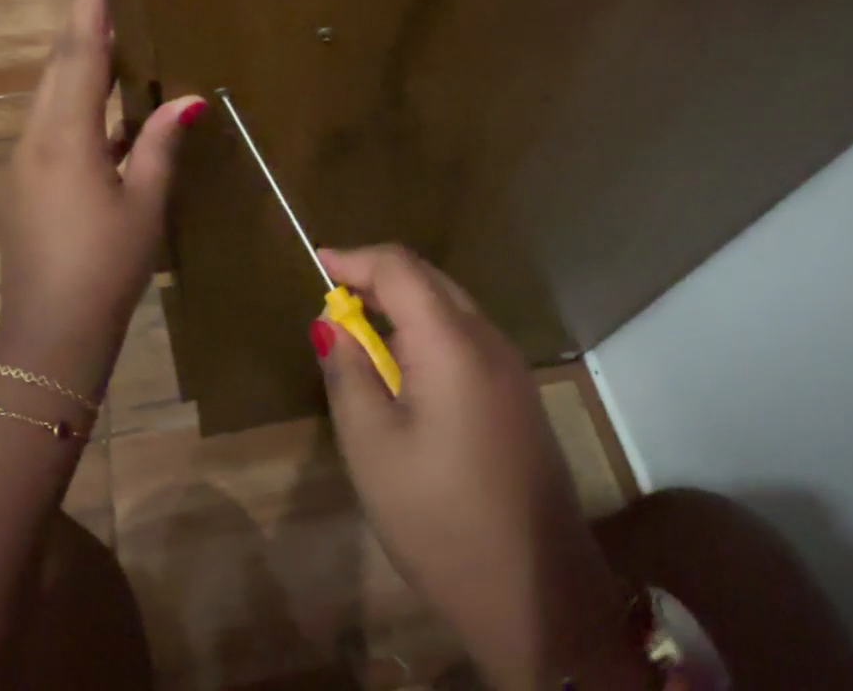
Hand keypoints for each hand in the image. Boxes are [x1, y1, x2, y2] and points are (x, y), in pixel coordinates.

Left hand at [0, 0, 204, 355]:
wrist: (50, 329)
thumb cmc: (106, 266)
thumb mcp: (144, 204)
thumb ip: (160, 144)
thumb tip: (188, 99)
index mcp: (66, 135)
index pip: (81, 49)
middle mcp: (36, 135)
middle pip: (60, 61)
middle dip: (82, 14)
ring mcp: (24, 159)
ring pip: (54, 92)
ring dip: (80, 57)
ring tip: (113, 30)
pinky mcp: (25, 181)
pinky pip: (53, 123)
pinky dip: (80, 101)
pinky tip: (109, 107)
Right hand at [313, 245, 646, 689]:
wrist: (536, 594)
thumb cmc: (438, 518)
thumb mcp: (372, 446)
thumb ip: (349, 373)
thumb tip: (331, 323)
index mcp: (453, 346)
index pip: (401, 268)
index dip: (355, 258)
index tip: (316, 263)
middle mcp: (490, 344)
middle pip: (432, 282)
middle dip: (379, 278)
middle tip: (333, 300)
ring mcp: (513, 372)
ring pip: (453, 310)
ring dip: (405, 307)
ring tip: (360, 333)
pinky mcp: (520, 400)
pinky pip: (468, 342)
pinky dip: (429, 335)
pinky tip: (405, 370)